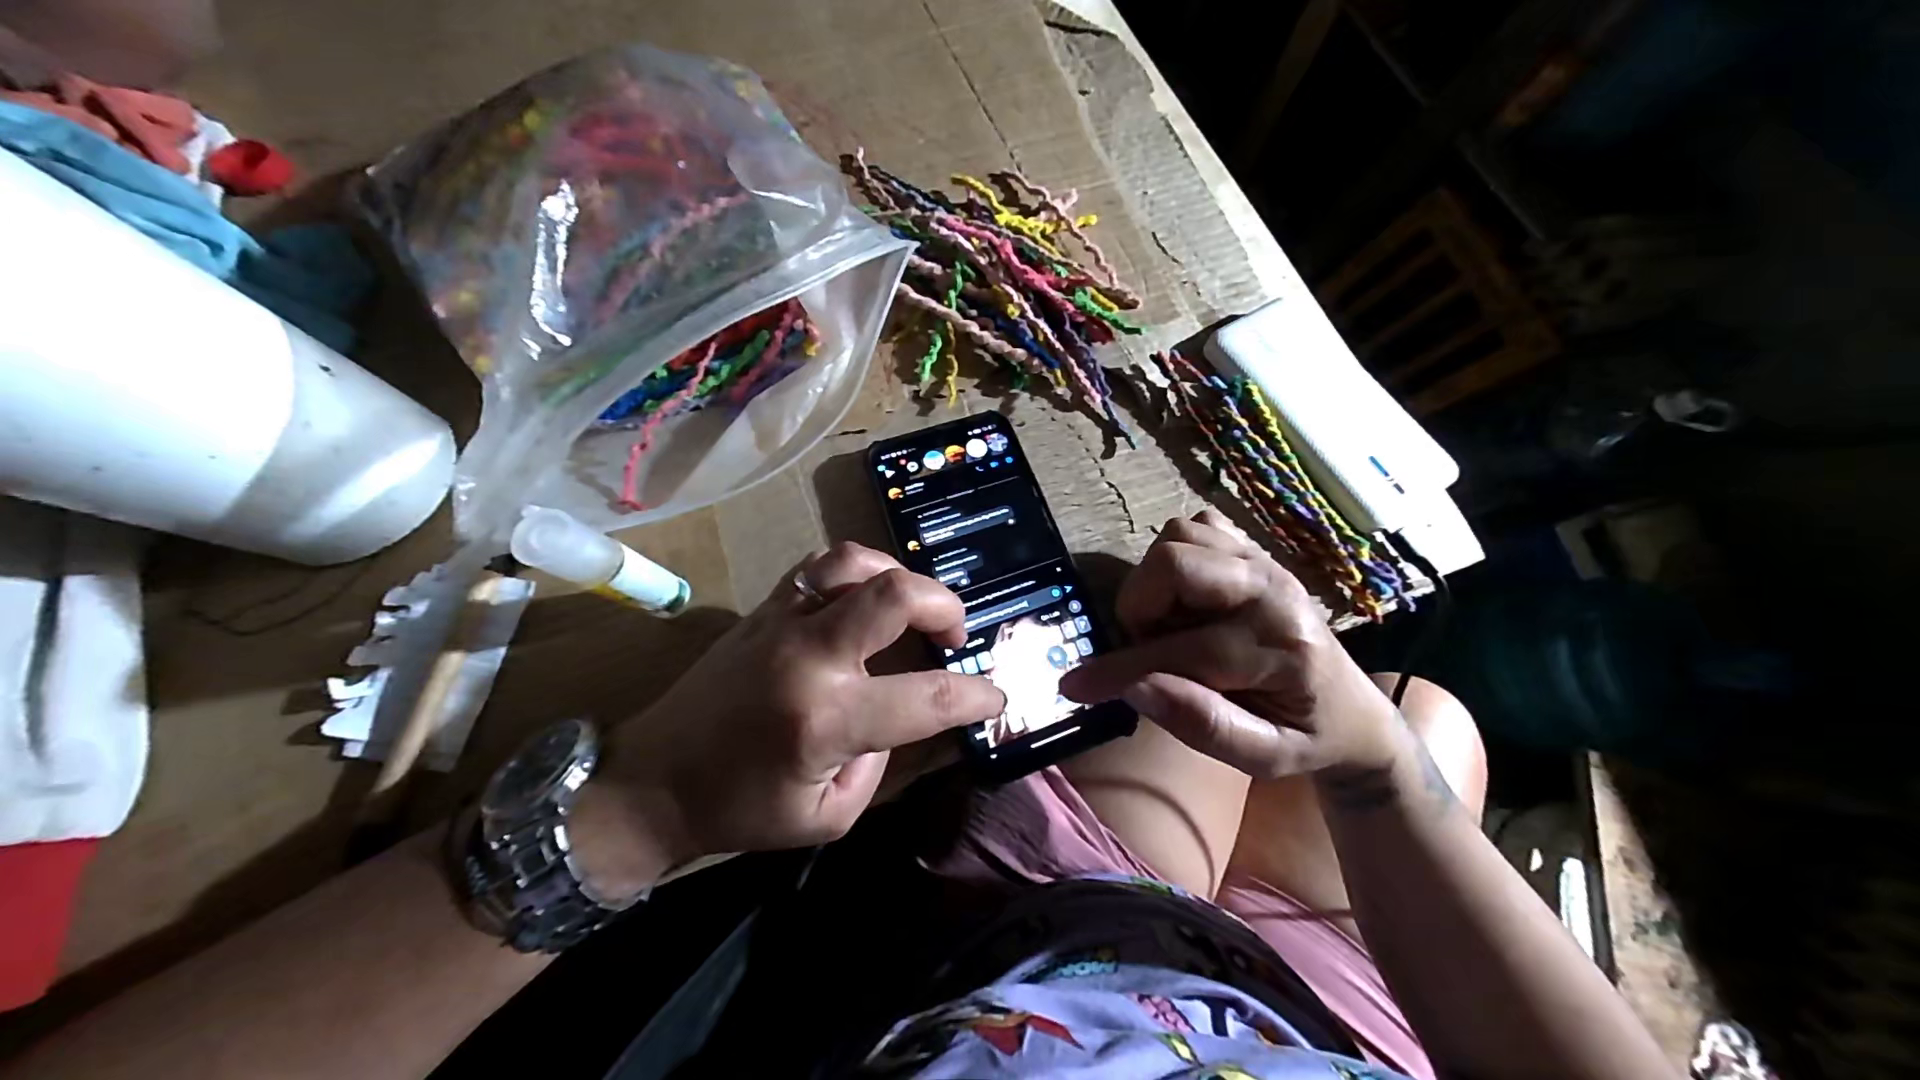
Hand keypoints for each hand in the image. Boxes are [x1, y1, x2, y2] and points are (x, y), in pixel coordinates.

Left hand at [588, 542, 1005, 873]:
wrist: (654, 778)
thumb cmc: (741, 809)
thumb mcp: (828, 816)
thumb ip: (880, 762)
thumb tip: (899, 714)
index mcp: (828, 719)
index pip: (928, 696)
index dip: (976, 695)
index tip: (993, 695)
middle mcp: (810, 656)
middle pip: (897, 594)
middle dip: (946, 608)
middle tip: (953, 636)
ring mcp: (783, 620)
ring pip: (857, 562)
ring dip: (902, 578)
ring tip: (912, 608)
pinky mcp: (765, 607)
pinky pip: (822, 565)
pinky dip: (860, 572)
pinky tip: (866, 599)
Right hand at [1058, 510, 1404, 780]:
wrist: (1354, 707)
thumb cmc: (1305, 735)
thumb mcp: (1264, 757)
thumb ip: (1202, 725)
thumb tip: (1133, 687)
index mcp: (1280, 647)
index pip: (1179, 651)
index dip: (1117, 670)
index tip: (1073, 685)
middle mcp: (1273, 590)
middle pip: (1174, 561)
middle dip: (1139, 605)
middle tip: (1148, 643)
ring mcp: (1265, 562)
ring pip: (1178, 536)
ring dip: (1155, 581)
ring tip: (1170, 622)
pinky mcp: (1256, 550)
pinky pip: (1196, 527)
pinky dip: (1177, 554)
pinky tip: (1187, 595)